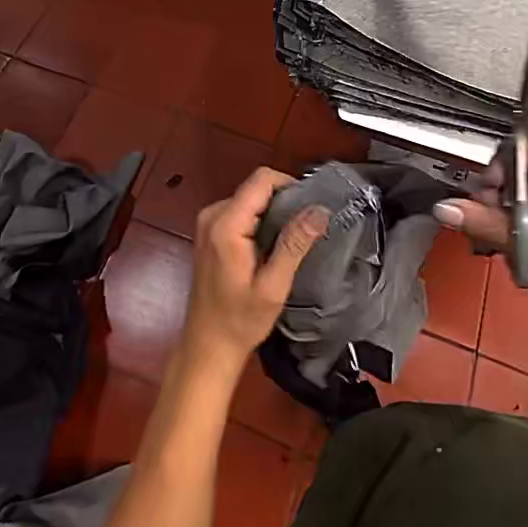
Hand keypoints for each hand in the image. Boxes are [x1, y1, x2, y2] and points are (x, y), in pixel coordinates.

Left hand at [181, 167, 329, 375]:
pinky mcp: (210, 232)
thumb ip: (294, 244)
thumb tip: (320, 209)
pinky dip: (262, 220)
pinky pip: (243, 211)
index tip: (311, 208)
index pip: (262, 179)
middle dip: (285, 201)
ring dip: (274, 212)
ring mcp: (208, 223)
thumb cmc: (240, 320)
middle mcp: (213, 215)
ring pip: (252, 198)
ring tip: (292, 240)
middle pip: (257, 187)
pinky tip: (273, 246)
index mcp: (226, 225)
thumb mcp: (273, 286)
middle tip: (306, 230)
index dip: (291, 186)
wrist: (207, 346)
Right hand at [433, 145, 527, 359]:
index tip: (484, 192)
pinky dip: (505, 245)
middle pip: (513, 185)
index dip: (501, 171)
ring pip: (509, 211)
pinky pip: (513, 234)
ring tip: (503, 247)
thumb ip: (487, 224)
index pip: (526, 156)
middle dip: (494, 206)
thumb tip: (451, 207)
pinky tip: (511, 260)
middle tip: (487, 224)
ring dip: (498, 230)